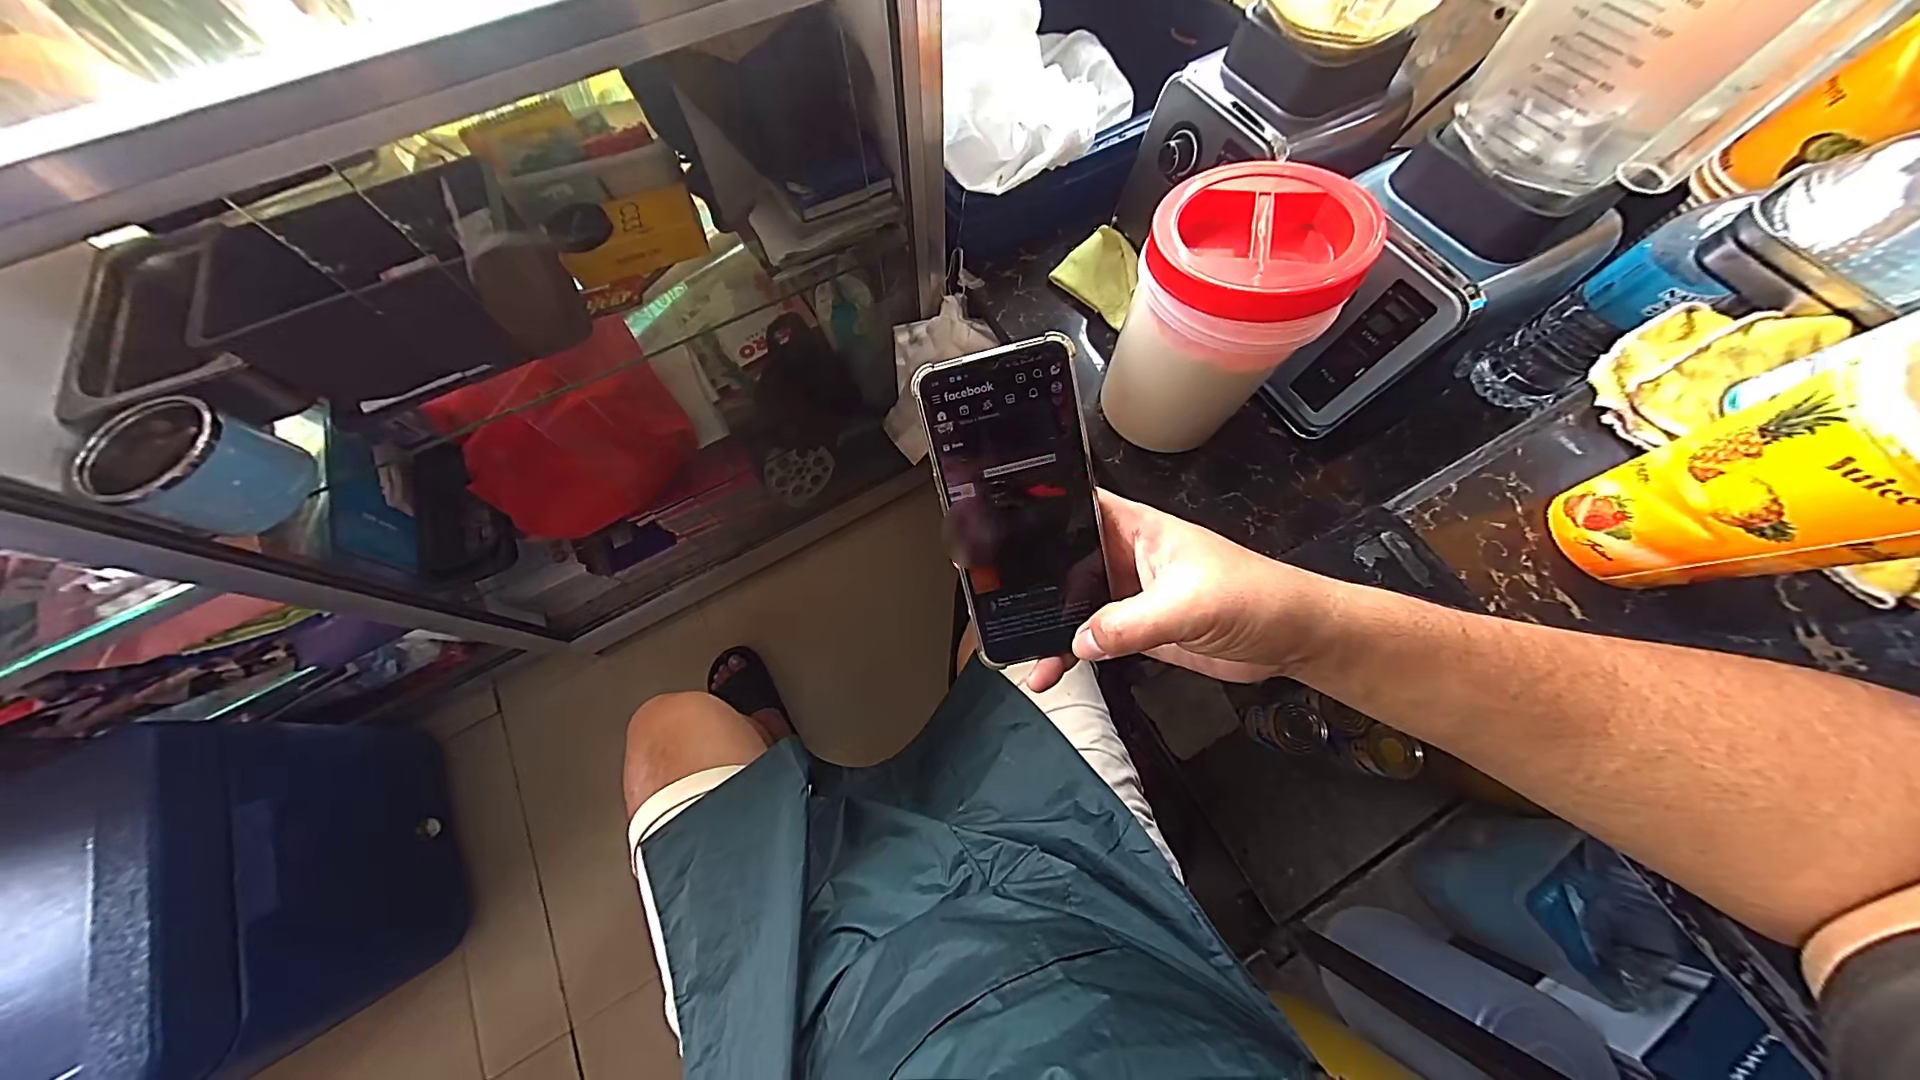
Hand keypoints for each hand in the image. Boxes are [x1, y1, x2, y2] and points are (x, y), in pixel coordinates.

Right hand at [1025, 490, 1337, 691]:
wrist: (1291, 640)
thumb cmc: (1259, 596)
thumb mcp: (1190, 604)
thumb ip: (1132, 622)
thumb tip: (1083, 638)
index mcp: (1137, 529)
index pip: (1076, 508)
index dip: (1040, 511)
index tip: (1003, 528)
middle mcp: (1126, 556)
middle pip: (1064, 561)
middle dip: (1033, 580)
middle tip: (1002, 601)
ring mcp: (1128, 593)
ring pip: (1072, 604)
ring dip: (1048, 624)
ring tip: (1022, 649)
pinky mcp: (1134, 627)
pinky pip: (1090, 638)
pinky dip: (1069, 653)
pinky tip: (1053, 668)